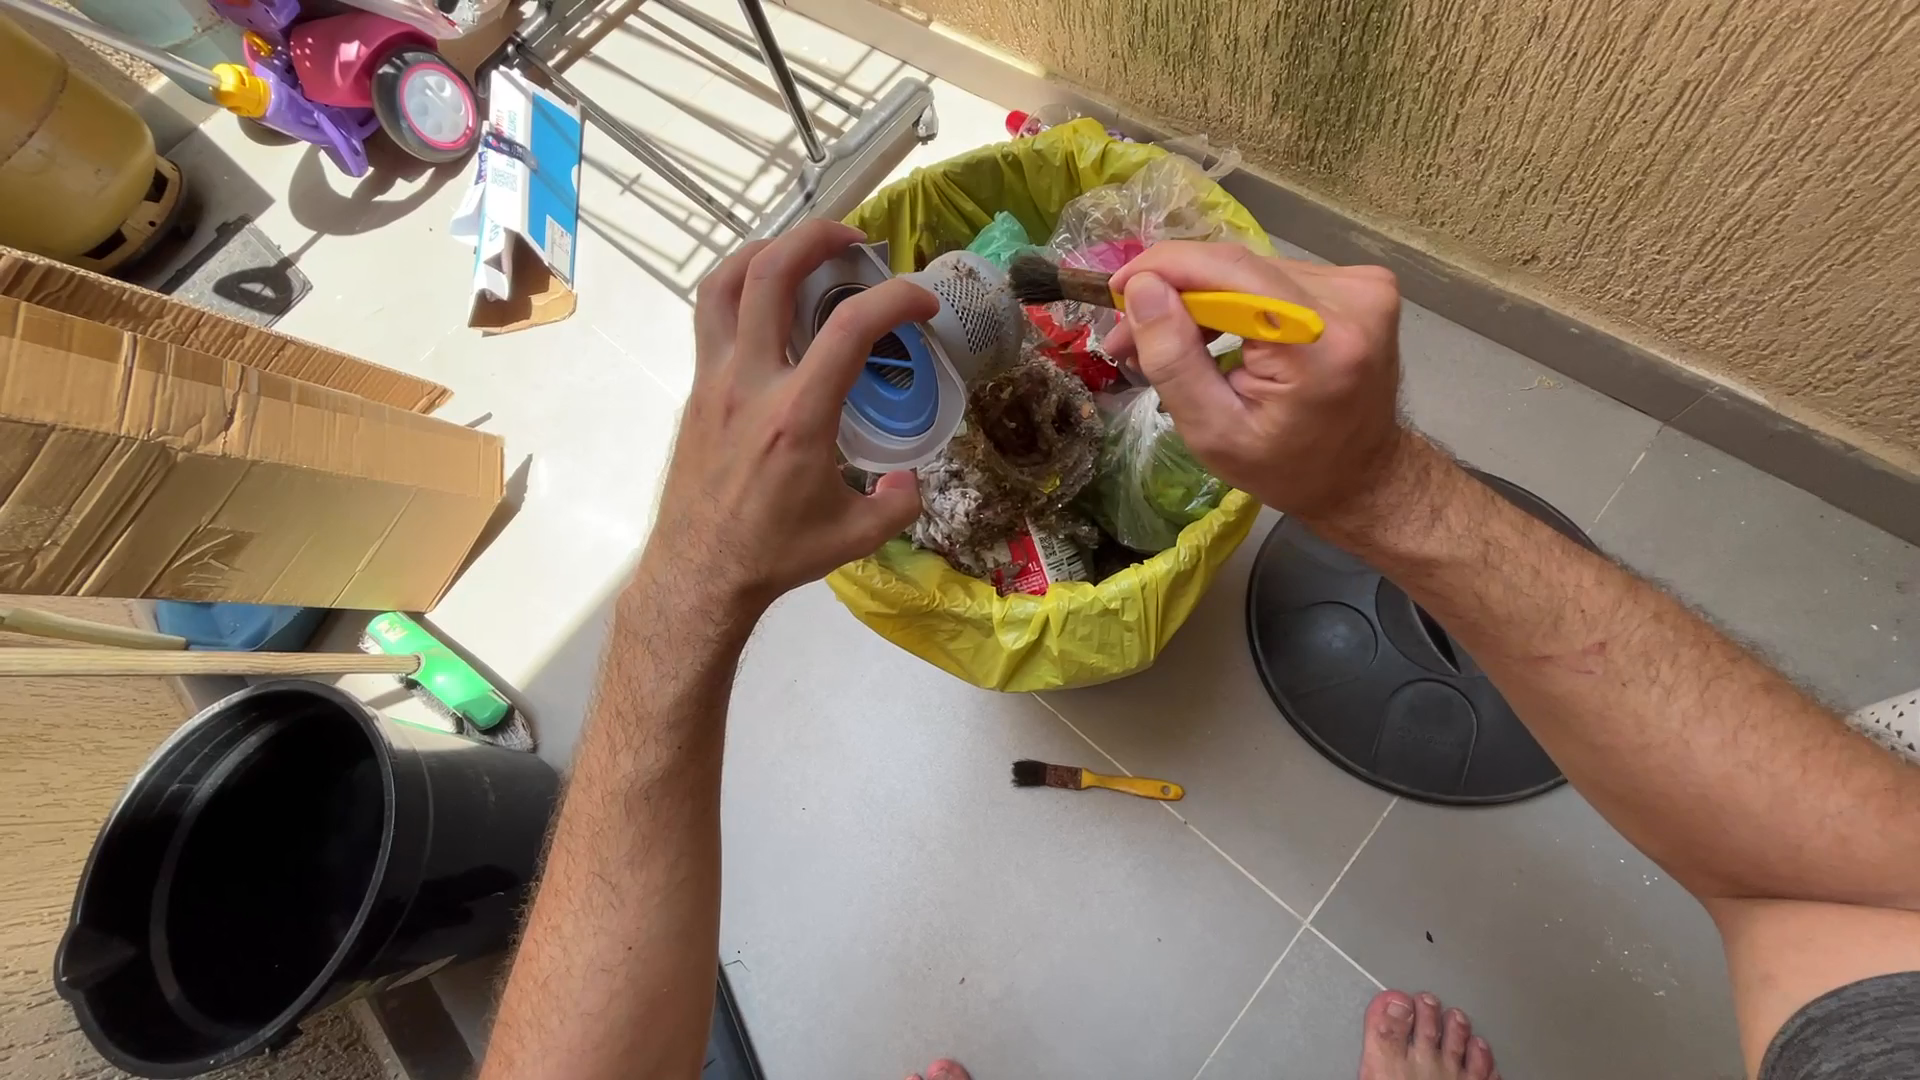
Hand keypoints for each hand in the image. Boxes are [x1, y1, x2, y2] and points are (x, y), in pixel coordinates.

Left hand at [642, 220, 934, 611]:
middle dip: (819, 236)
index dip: (896, 298)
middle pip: (771, 273)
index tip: (922, 300)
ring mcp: (714, 380)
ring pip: (724, 281)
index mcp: (799, 416)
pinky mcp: (697, 389)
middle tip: (857, 241)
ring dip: (767, 250)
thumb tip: (910, 475)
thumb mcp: (857, 536)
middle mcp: (751, 382)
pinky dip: (740, 287)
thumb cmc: (778, 553)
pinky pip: (711, 315)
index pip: (850, 328)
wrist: (701, 572)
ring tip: (803, 254)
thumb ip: (900, 501)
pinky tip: (768, 305)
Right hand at [1102, 241, 1406, 524]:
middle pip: (1234, 266)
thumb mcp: (1212, 431)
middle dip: (1169, 293)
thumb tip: (1140, 289)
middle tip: (1124, 335)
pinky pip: (1270, 279)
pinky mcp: (1358, 284)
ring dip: (1195, 300)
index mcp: (1318, 340)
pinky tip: (1208, 333)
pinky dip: (1229, 302)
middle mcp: (1349, 296)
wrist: (1360, 474)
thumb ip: (1175, 361)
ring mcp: (1360, 284)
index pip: (1227, 270)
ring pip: (1247, 271)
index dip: (1162, 269)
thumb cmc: (1282, 468)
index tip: (1113, 292)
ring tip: (1161, 343)